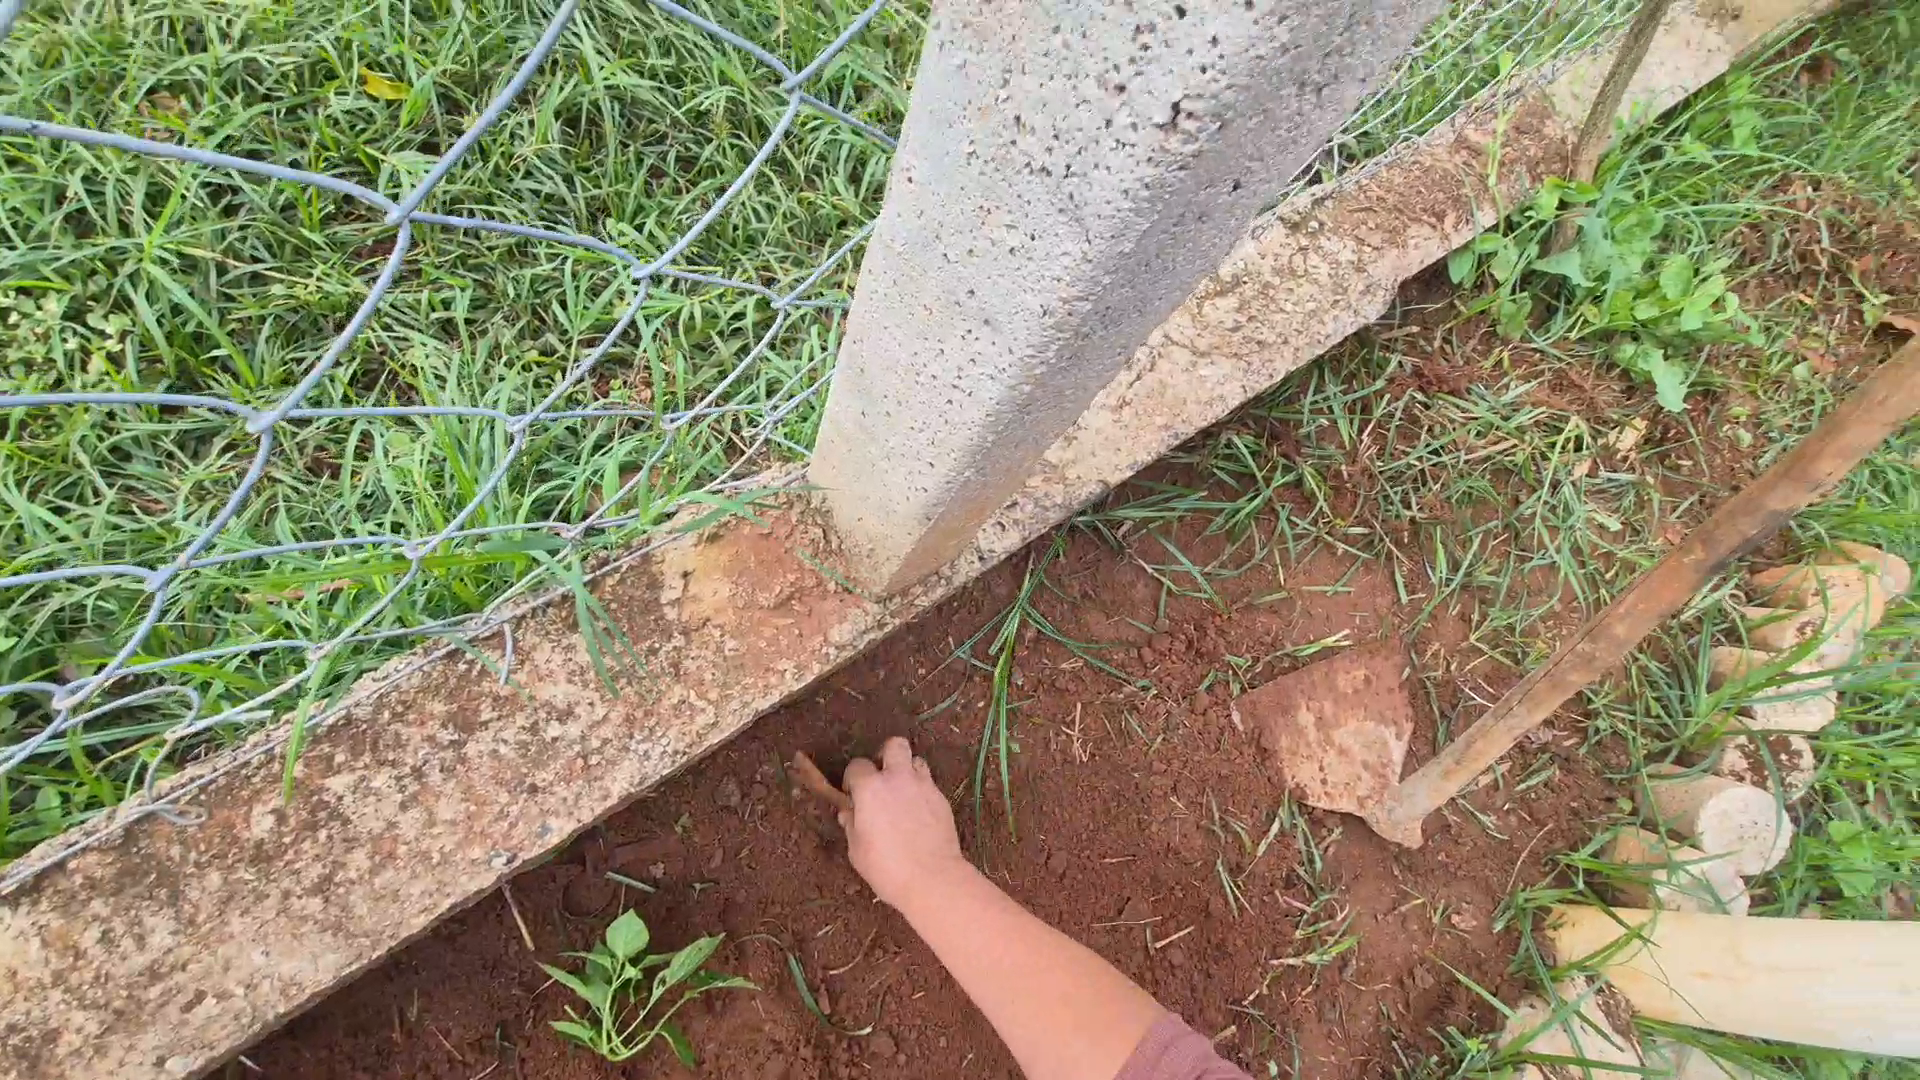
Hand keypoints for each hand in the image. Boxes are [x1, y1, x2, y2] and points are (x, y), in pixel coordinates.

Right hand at [841, 736, 968, 908]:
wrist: (932, 877)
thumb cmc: (886, 867)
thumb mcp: (857, 850)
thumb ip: (851, 824)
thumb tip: (848, 812)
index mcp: (871, 788)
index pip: (857, 765)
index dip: (853, 779)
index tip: (853, 795)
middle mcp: (898, 778)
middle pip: (894, 745)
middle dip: (886, 755)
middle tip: (881, 777)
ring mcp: (923, 785)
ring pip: (916, 760)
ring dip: (907, 771)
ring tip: (902, 793)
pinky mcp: (941, 797)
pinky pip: (929, 784)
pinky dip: (921, 791)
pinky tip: (918, 813)